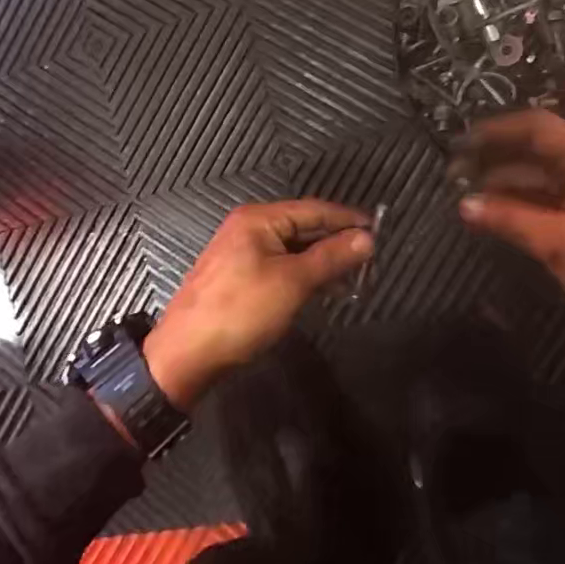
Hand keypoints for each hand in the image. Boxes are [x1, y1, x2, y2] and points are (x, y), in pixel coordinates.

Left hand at [145, 201, 373, 409]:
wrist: (186, 354)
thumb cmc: (241, 311)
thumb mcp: (292, 282)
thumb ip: (331, 257)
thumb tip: (367, 238)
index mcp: (258, 219)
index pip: (313, 209)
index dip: (347, 219)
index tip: (379, 230)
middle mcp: (248, 228)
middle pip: (302, 226)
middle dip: (336, 241)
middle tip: (370, 258)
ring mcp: (241, 252)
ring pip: (292, 248)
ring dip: (321, 260)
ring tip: (353, 276)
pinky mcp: (238, 276)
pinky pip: (279, 265)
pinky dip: (303, 273)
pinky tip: (322, 288)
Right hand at [453, 110, 564, 382]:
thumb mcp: (563, 244)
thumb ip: (510, 220)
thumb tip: (463, 204)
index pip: (538, 127)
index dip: (496, 130)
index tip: (460, 142)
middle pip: (536, 150)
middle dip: (494, 159)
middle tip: (454, 174)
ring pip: (542, 177)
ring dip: (505, 184)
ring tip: (467, 196)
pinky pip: (552, 200)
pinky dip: (523, 205)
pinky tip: (496, 215)